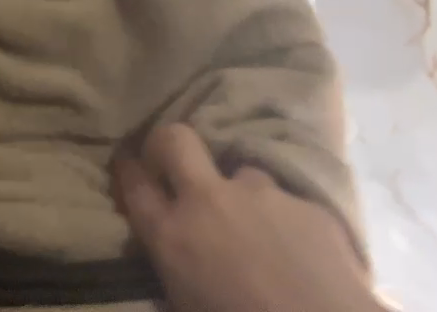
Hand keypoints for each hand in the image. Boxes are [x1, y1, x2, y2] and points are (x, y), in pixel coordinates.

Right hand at [114, 125, 380, 311]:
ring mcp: (260, 197)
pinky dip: (291, 223)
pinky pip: (291, 205)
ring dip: (246, 197)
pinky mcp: (309, 209)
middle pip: (175, 140)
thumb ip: (173, 267)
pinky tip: (306, 254)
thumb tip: (170, 256)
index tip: (130, 167)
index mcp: (171, 234)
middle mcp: (208, 201)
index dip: (128, 169)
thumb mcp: (186, 304)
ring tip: (263, 230)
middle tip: (177, 164)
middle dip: (171, 145)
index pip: (133, 181)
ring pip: (243, 174)